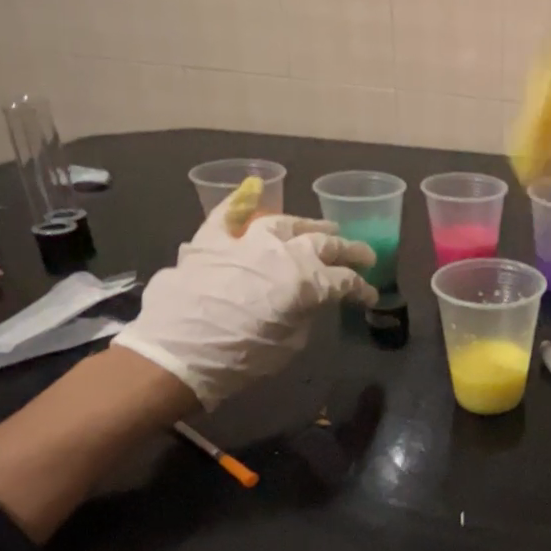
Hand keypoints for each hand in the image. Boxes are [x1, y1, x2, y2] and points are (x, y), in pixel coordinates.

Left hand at [113, 199, 376, 410]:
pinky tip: (251, 194)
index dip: (361, 289)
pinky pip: (229, 214)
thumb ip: (304, 313)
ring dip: (308, 225)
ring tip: (322, 227)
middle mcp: (283, 252)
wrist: (181, 352)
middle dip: (348, 250)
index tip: (369, 296)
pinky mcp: (213, 240)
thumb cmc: (243, 356)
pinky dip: (241, 204)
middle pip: (324, 245)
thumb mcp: (291, 341)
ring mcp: (247, 241)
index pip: (346, 281)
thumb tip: (305, 301)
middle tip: (363, 255)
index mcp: (309, 281)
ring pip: (285, 223)